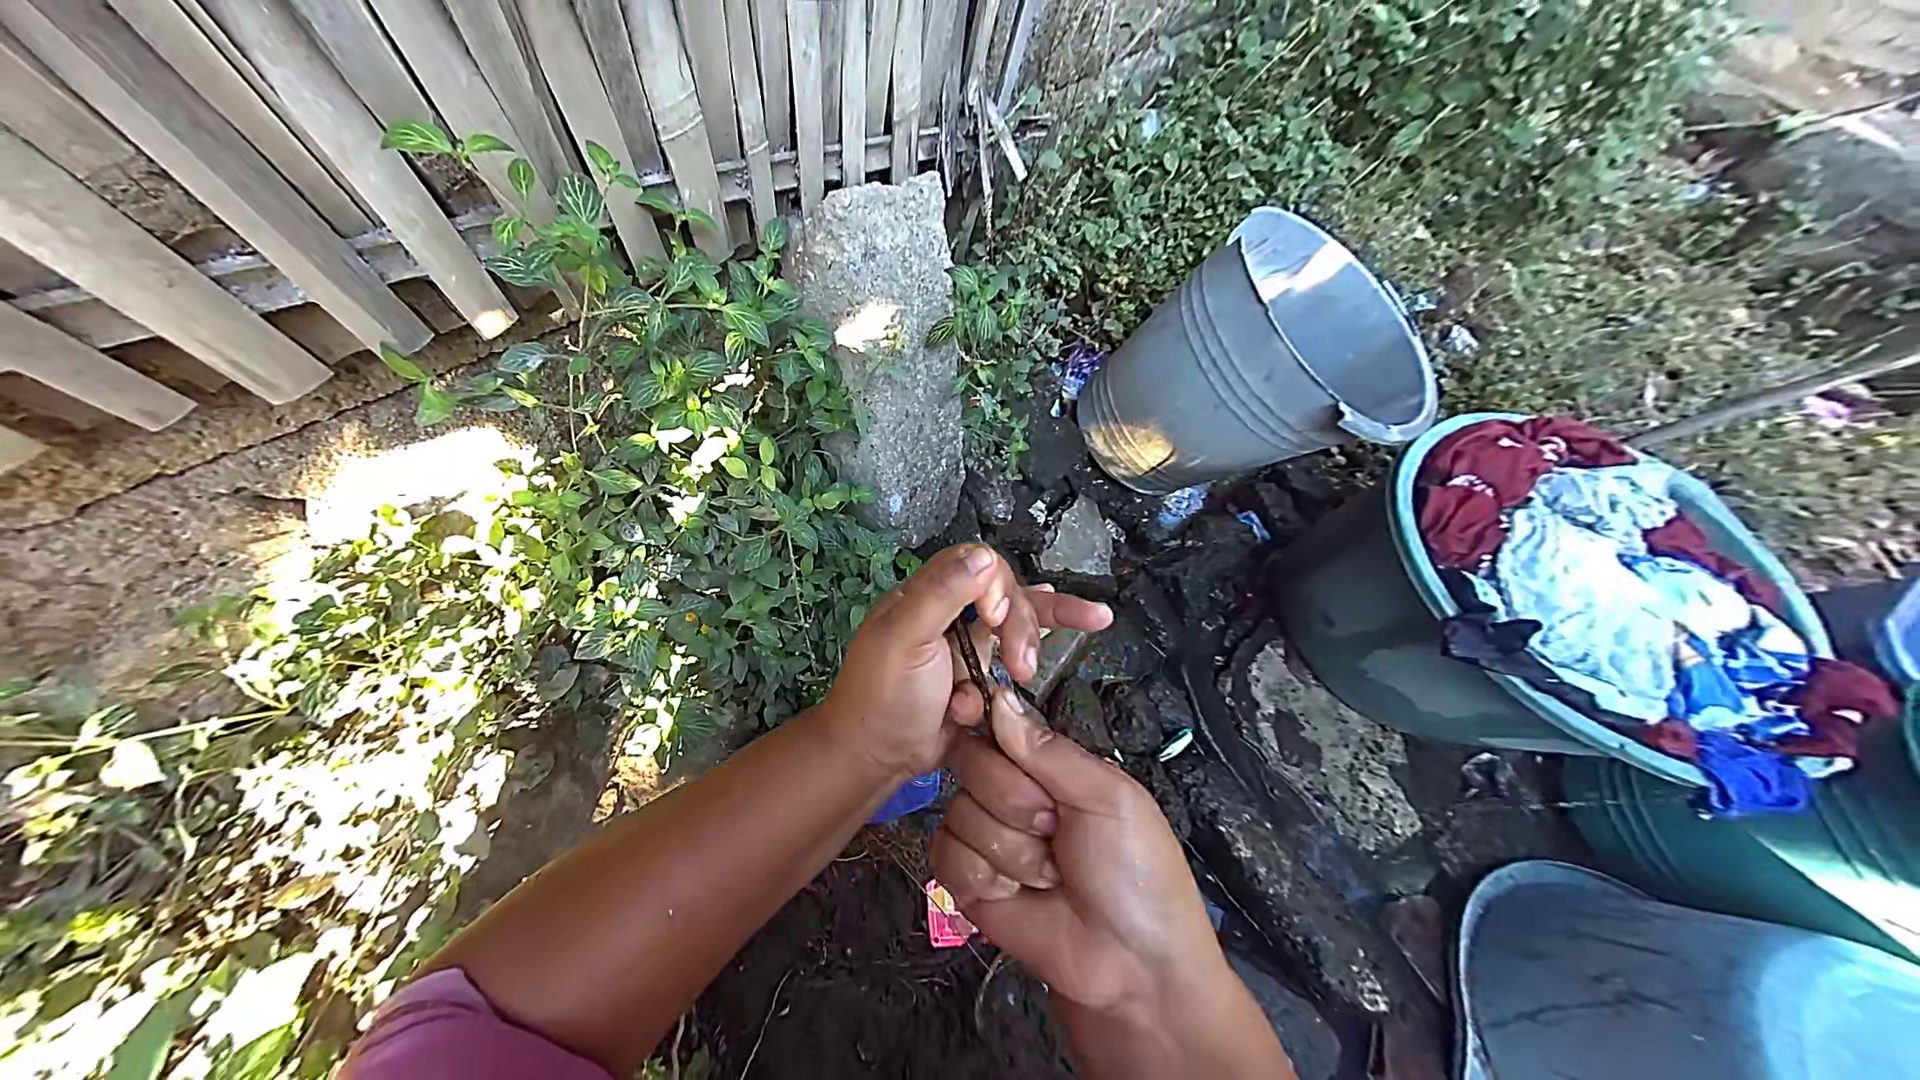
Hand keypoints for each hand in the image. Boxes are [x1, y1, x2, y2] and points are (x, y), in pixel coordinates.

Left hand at [822, 544, 1109, 776]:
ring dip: (1039, 631)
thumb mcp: (905, 638)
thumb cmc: (883, 696)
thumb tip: (984, 556)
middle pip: (1005, 593)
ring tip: (1084, 629)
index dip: (996, 587)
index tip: (995, 620)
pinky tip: (1076, 621)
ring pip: (1017, 618)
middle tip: (1023, 666)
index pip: (977, 566)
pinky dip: (1038, 642)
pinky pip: (1014, 650)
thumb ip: (941, 593)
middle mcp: (949, 610)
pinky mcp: (978, 670)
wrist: (876, 756)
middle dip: (1023, 624)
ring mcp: (965, 640)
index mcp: (926, 594)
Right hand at [932, 689, 1292, 1077]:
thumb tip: (1000, 699)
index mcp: (1047, 765)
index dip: (994, 732)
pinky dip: (982, 876)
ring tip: (1049, 874)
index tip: (1003, 748)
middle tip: (1055, 830)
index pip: (998, 724)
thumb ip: (1049, 749)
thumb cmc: (1136, 874)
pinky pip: (945, 854)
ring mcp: (988, 835)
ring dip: (1009, 850)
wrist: (1130, 970)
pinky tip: (1017, 893)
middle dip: (1016, 803)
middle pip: (973, 764)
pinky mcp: (967, 878)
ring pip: (959, 812)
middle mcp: (1012, 792)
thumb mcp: (1108, 797)